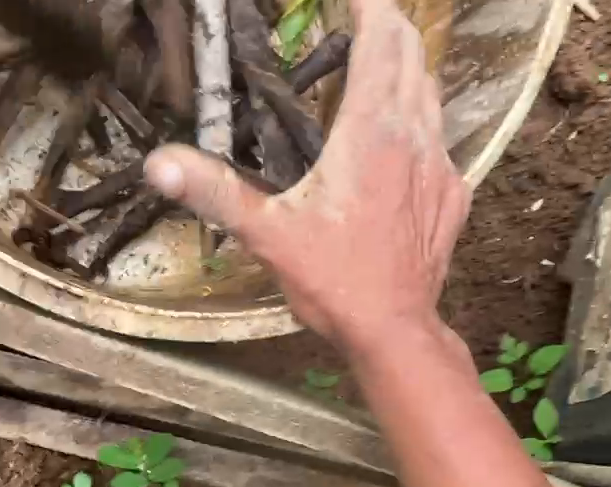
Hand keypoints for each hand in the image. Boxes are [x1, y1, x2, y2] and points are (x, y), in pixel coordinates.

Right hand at [144, 0, 468, 348]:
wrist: (393, 330)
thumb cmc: (332, 281)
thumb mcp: (267, 234)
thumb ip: (215, 192)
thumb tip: (158, 164)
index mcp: (370, 130)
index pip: (381, 37)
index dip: (366, 6)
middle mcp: (414, 134)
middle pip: (413, 53)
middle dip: (387, 28)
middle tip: (359, 25)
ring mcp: (441, 165)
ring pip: (431, 94)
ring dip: (405, 73)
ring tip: (377, 75)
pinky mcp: (452, 196)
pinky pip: (440, 141)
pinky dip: (419, 126)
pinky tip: (398, 148)